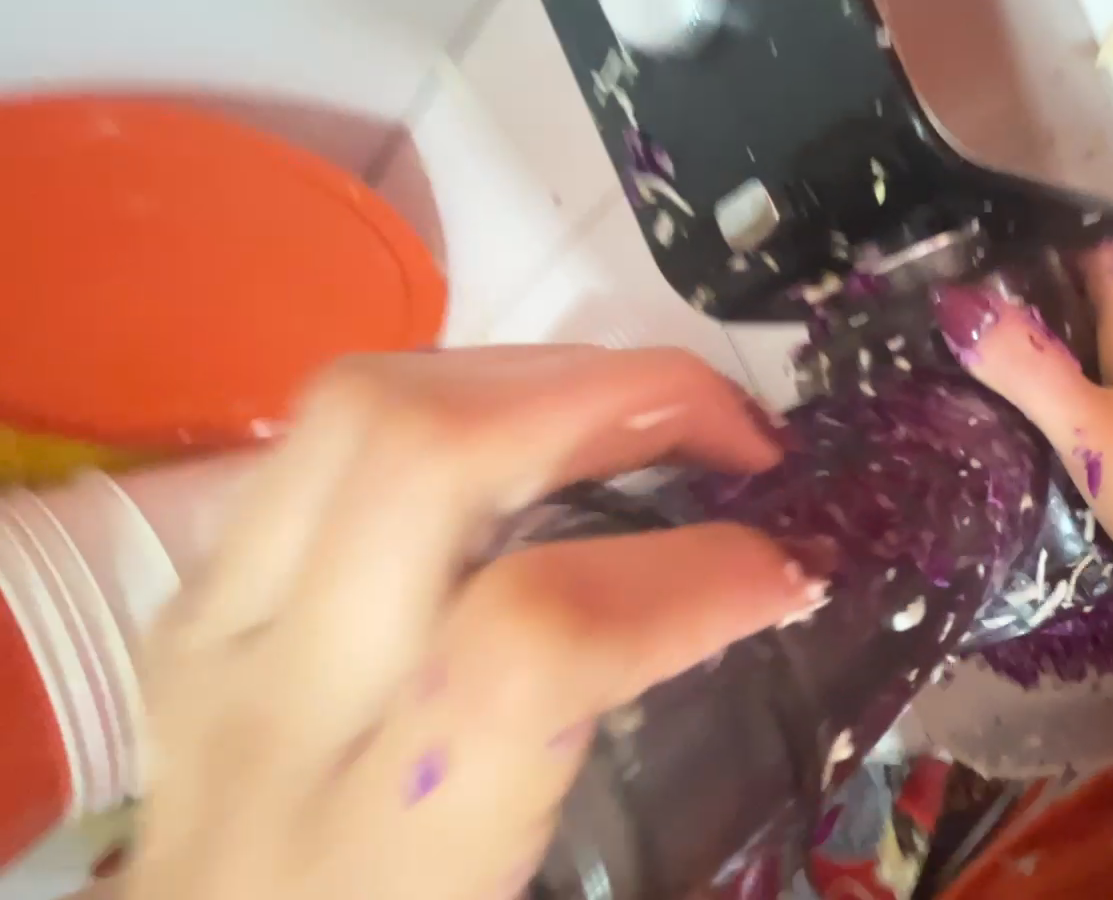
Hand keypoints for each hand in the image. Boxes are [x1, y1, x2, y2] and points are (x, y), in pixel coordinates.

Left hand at [129, 347, 822, 899]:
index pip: (534, 640)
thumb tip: (794, 615)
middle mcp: (275, 708)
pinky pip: (350, 421)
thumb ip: (693, 805)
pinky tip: (559, 435)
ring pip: (380, 403)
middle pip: (436, 453)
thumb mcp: (579, 898)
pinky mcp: (210, 583)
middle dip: (633, 401)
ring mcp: (219, 624)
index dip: (694, 576)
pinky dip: (490, 391)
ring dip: (564, 374)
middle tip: (741, 437)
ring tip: (664, 417)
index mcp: (380, 848)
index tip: (793, 569)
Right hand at [937, 243, 1112, 615]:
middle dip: (1054, 312)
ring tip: (1018, 378)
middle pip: (1109, 314)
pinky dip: (1098, 403)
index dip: (1056, 257)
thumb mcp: (1089, 433)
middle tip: (987, 330)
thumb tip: (959, 304)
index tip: (998, 266)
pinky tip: (1075, 435)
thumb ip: (1028, 371)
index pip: (1102, 269)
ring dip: (1076, 360)